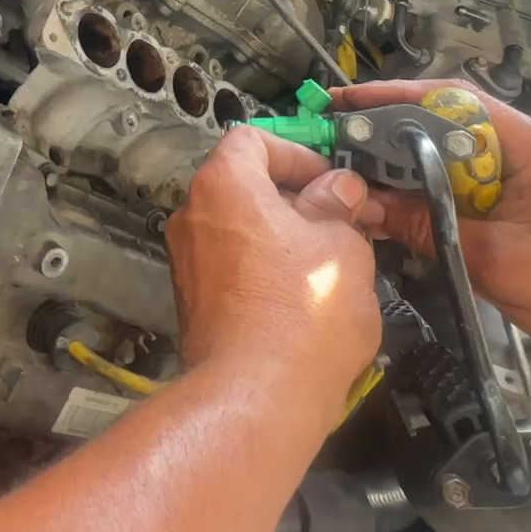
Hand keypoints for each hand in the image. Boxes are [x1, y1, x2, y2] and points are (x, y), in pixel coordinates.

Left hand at [167, 126, 380, 421]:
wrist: (255, 392)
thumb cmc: (302, 310)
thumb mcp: (341, 246)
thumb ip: (336, 205)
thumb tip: (337, 187)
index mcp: (222, 185)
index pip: (252, 138)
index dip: (297, 151)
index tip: (332, 180)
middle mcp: (192, 212)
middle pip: (244, 182)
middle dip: (296, 196)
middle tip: (344, 222)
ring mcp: (186, 255)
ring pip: (240, 225)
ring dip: (282, 233)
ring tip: (330, 262)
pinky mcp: (191, 294)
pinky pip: (230, 261)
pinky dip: (262, 264)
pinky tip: (301, 295)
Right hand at [329, 81, 530, 370]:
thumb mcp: (494, 261)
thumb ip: (426, 226)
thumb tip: (361, 205)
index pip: (456, 101)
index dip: (396, 95)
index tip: (347, 102)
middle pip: (450, 119)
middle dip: (393, 121)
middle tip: (340, 130)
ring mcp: (528, 177)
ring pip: (454, 150)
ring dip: (407, 154)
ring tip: (358, 159)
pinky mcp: (523, 203)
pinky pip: (463, 178)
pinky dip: (426, 181)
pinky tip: (398, 194)